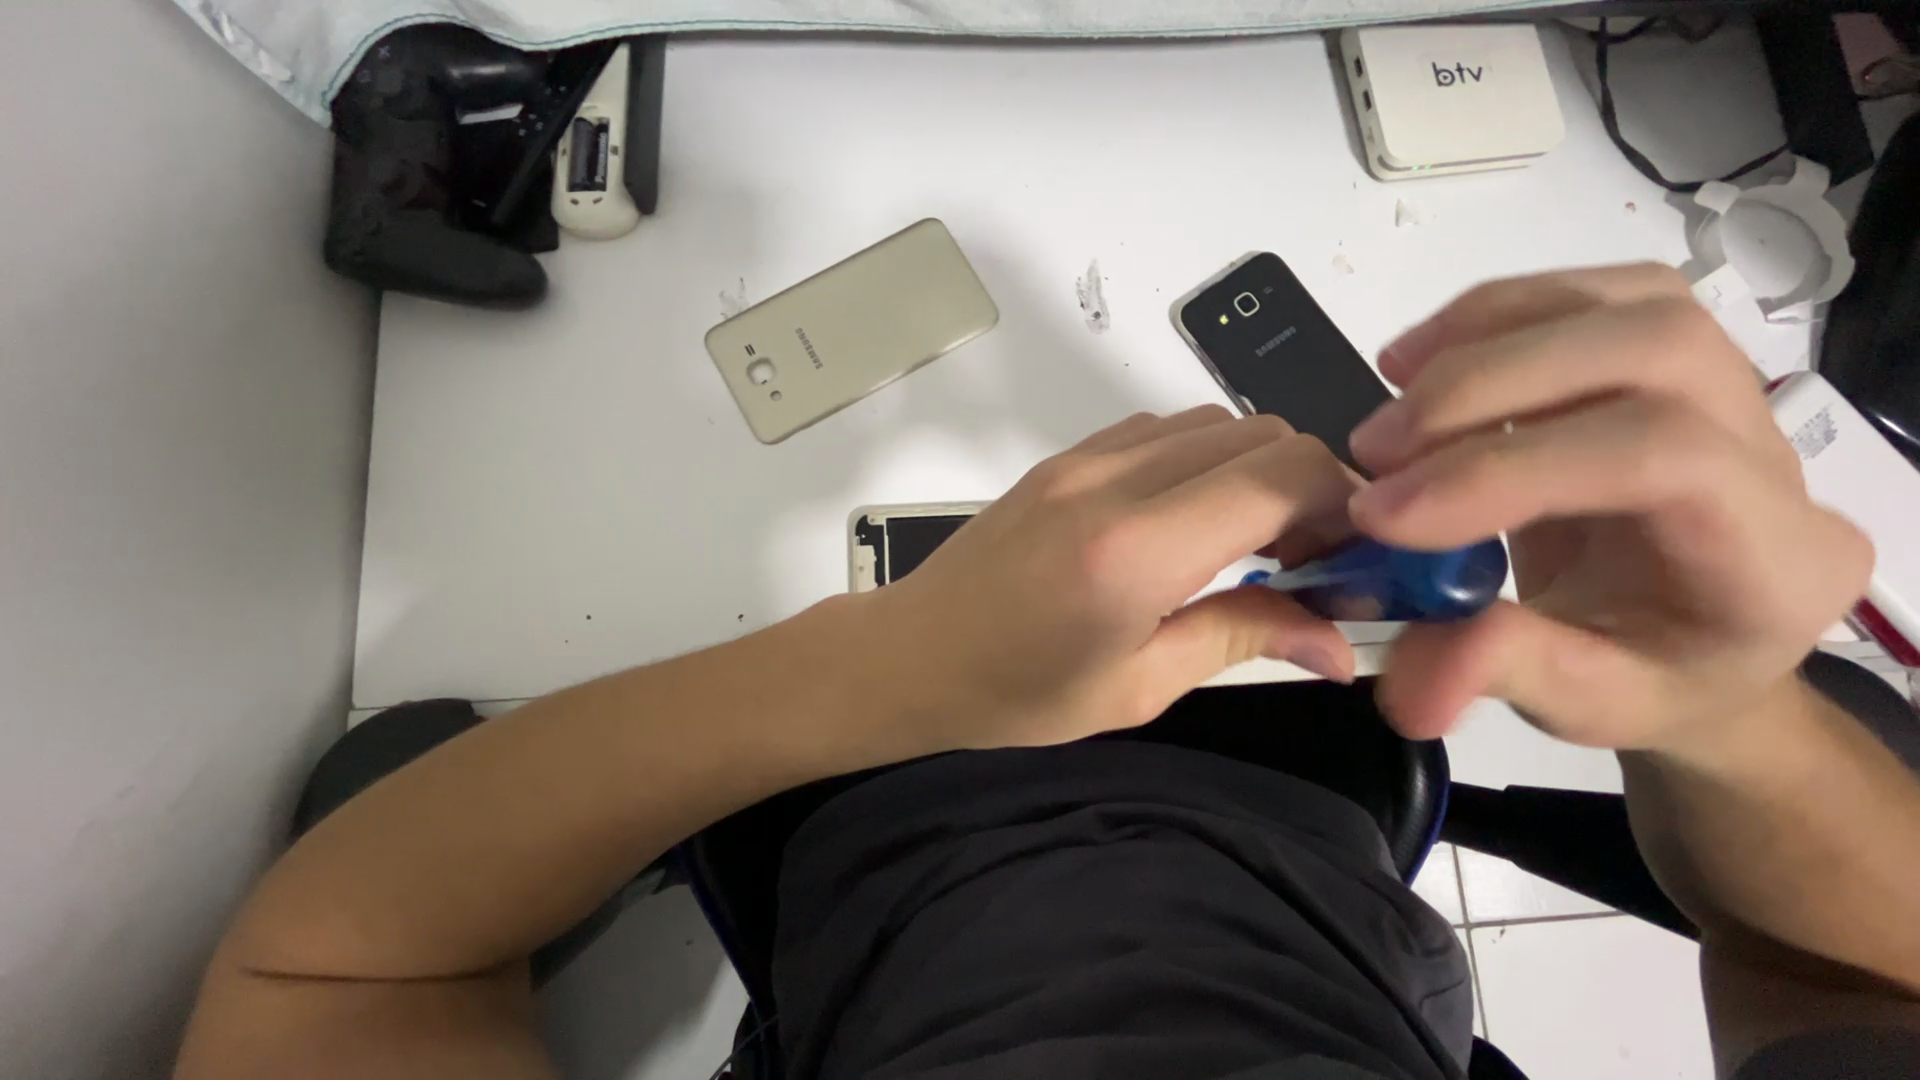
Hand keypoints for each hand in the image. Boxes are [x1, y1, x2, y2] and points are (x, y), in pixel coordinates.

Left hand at [868, 406, 1358, 750]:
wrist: (911, 655)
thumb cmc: (1014, 693)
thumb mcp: (1137, 686)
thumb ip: (1241, 639)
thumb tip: (1336, 642)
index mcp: (1133, 550)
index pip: (1282, 473)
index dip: (1344, 504)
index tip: (1354, 558)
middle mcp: (1111, 481)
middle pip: (1260, 433)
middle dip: (1310, 486)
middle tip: (1308, 559)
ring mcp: (1082, 458)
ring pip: (1213, 422)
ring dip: (1255, 469)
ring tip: (1251, 542)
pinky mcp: (1064, 457)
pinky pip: (1161, 430)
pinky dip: (1203, 460)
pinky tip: (1190, 521)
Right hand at [1345, 264, 1871, 754]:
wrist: (1691, 637)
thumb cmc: (1640, 674)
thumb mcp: (1577, 704)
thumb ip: (1497, 675)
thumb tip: (1403, 681)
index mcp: (1772, 556)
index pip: (1660, 459)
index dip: (1502, 470)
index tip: (1380, 516)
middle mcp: (1774, 452)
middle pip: (1652, 347)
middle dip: (1481, 389)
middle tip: (1371, 451)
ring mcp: (1731, 389)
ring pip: (1625, 301)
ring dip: (1480, 337)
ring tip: (1387, 394)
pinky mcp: (1668, 360)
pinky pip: (1591, 294)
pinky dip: (1488, 312)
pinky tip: (1417, 360)